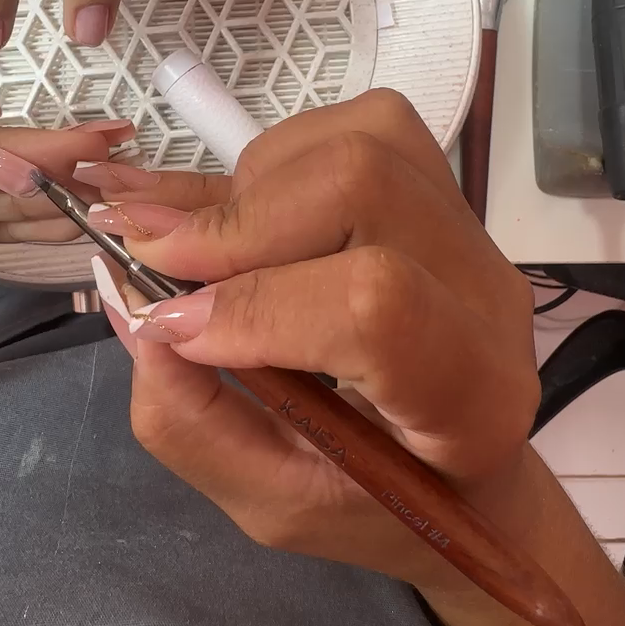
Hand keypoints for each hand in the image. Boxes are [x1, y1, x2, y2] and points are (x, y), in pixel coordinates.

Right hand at [79, 90, 546, 589]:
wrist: (453, 454)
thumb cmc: (375, 496)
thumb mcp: (273, 502)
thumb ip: (193, 423)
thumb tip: (141, 310)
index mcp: (469, 396)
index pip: (372, 302)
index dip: (254, 303)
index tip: (171, 325)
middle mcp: (484, 288)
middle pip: (358, 184)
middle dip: (236, 223)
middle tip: (159, 259)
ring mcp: (465, 223)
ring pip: (351, 142)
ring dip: (250, 189)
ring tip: (213, 248)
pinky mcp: (436, 180)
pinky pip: (354, 123)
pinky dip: (277, 160)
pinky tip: (253, 215)